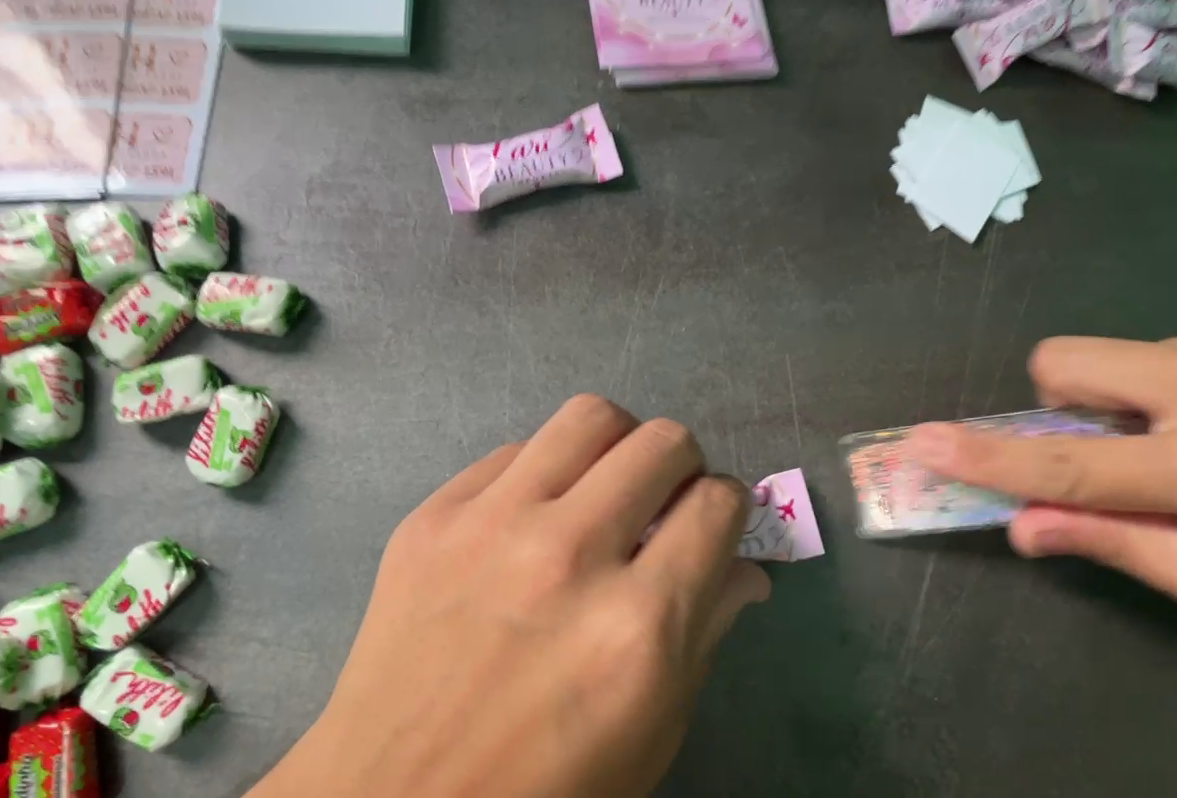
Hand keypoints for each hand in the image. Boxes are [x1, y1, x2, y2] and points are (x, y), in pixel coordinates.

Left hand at [249, 395, 769, 797]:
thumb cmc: (545, 788)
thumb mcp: (651, 734)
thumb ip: (706, 632)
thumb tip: (745, 565)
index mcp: (637, 625)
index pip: (717, 503)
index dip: (728, 508)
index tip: (710, 525)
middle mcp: (568, 556)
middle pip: (662, 442)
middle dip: (682, 467)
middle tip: (662, 503)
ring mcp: (490, 526)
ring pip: (589, 416)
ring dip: (616, 446)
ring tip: (603, 487)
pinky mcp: (431, 517)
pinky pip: (513, 450)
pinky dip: (541, 472)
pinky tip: (530, 517)